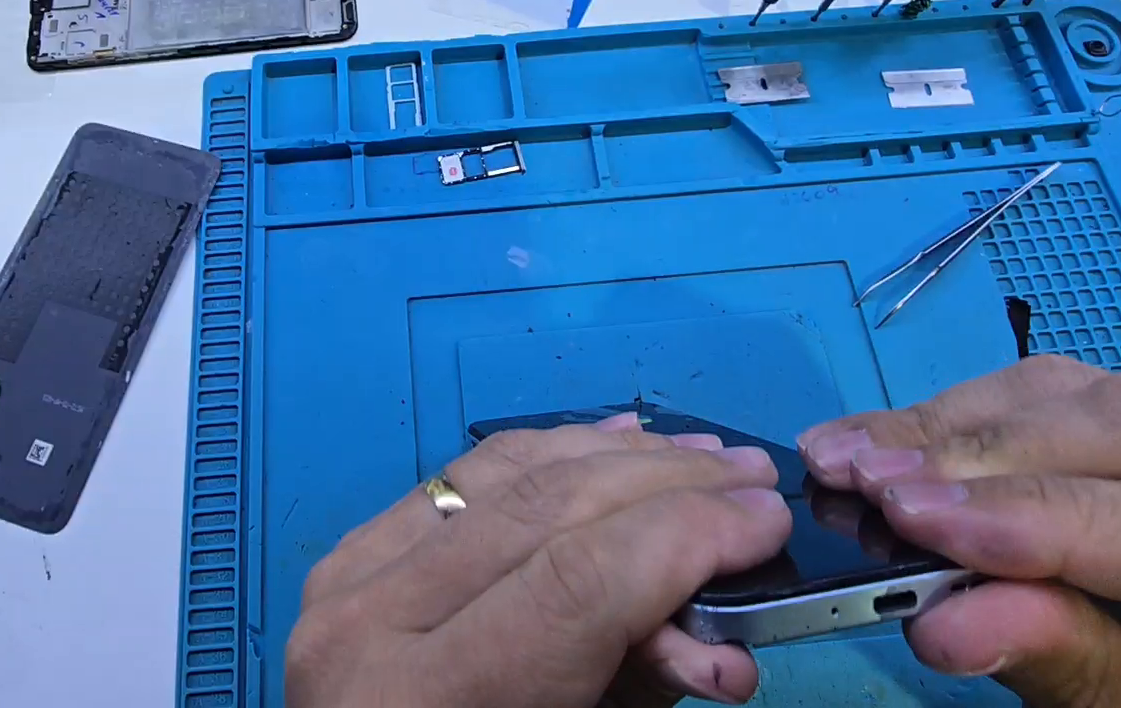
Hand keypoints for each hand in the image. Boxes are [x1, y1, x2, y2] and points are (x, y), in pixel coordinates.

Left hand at [286, 415, 791, 707]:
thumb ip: (638, 687)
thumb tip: (724, 633)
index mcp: (420, 700)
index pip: (575, 580)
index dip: (682, 536)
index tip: (765, 514)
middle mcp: (373, 615)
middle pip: (544, 508)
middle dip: (664, 481)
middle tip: (749, 474)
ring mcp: (355, 569)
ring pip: (506, 471)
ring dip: (614, 453)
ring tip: (696, 453)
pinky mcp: (357, 544)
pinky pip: (468, 474)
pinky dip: (548, 449)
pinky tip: (608, 438)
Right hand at [797, 355, 1120, 705]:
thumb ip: (1086, 680)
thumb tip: (942, 620)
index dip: (1048, 522)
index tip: (910, 521)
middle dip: (976, 449)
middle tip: (861, 479)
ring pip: (1078, 391)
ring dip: (943, 424)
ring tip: (846, 459)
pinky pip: (1048, 395)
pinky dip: (950, 419)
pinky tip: (883, 445)